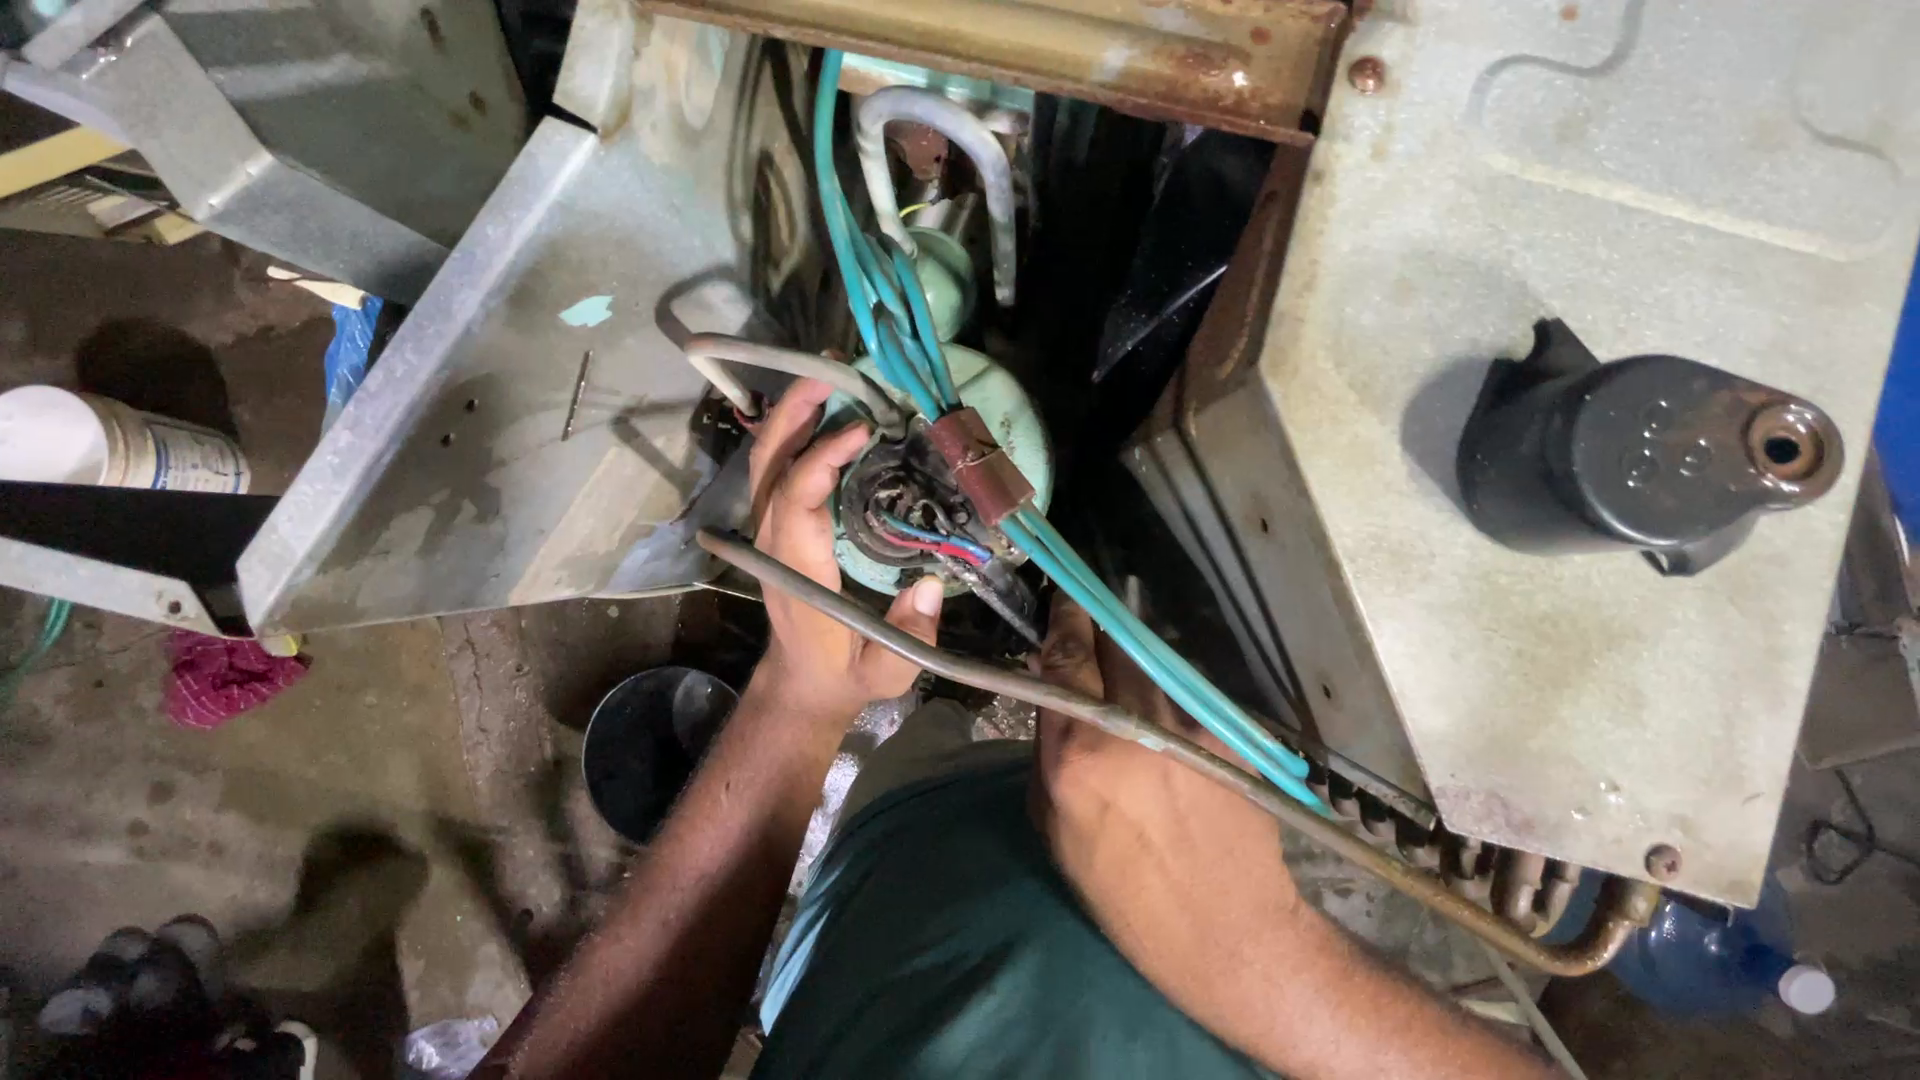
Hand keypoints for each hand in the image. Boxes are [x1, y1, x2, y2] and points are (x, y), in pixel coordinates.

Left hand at [747, 378, 943, 717]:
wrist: (803, 683)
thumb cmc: (845, 675)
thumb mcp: (885, 671)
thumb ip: (908, 635)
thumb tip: (931, 585)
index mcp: (799, 572)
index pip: (796, 503)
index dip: (820, 460)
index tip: (859, 429)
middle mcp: (775, 545)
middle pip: (769, 468)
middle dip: (793, 416)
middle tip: (830, 373)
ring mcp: (770, 536)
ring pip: (765, 466)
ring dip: (789, 419)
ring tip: (825, 379)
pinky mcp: (778, 532)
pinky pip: (776, 476)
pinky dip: (791, 439)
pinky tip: (819, 416)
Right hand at [1030, 593, 1313, 1054]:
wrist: (1229, 934)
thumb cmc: (1124, 893)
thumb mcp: (1054, 827)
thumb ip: (1048, 751)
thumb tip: (1052, 695)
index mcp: (1076, 755)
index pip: (1065, 659)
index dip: (1063, 619)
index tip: (1062, 598)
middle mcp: (1130, 727)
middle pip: (1112, 643)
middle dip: (1099, 624)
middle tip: (1092, 617)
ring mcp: (1186, 728)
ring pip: (1154, 663)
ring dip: (1136, 656)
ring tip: (1130, 662)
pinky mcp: (1228, 737)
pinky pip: (1187, 695)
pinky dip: (1171, 692)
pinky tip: (1172, 713)